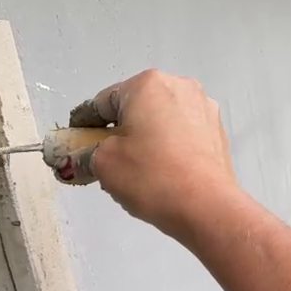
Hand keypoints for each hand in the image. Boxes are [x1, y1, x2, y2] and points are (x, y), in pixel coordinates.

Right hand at [70, 70, 245, 245]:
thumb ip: (83, 154)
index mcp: (146, 85)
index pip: (102, 102)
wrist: (204, 206)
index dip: (84, 125)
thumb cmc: (151, 177)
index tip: (76, 143)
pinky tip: (159, 173)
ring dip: (142, 139)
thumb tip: (75, 158)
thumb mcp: (102, 165)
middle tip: (104, 162)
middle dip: (117, 132)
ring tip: (134, 171)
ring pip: (159, 121)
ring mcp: (202, 107)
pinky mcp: (215, 130)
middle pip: (134, 109)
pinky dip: (165, 148)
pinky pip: (179, 135)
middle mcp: (178, 86)